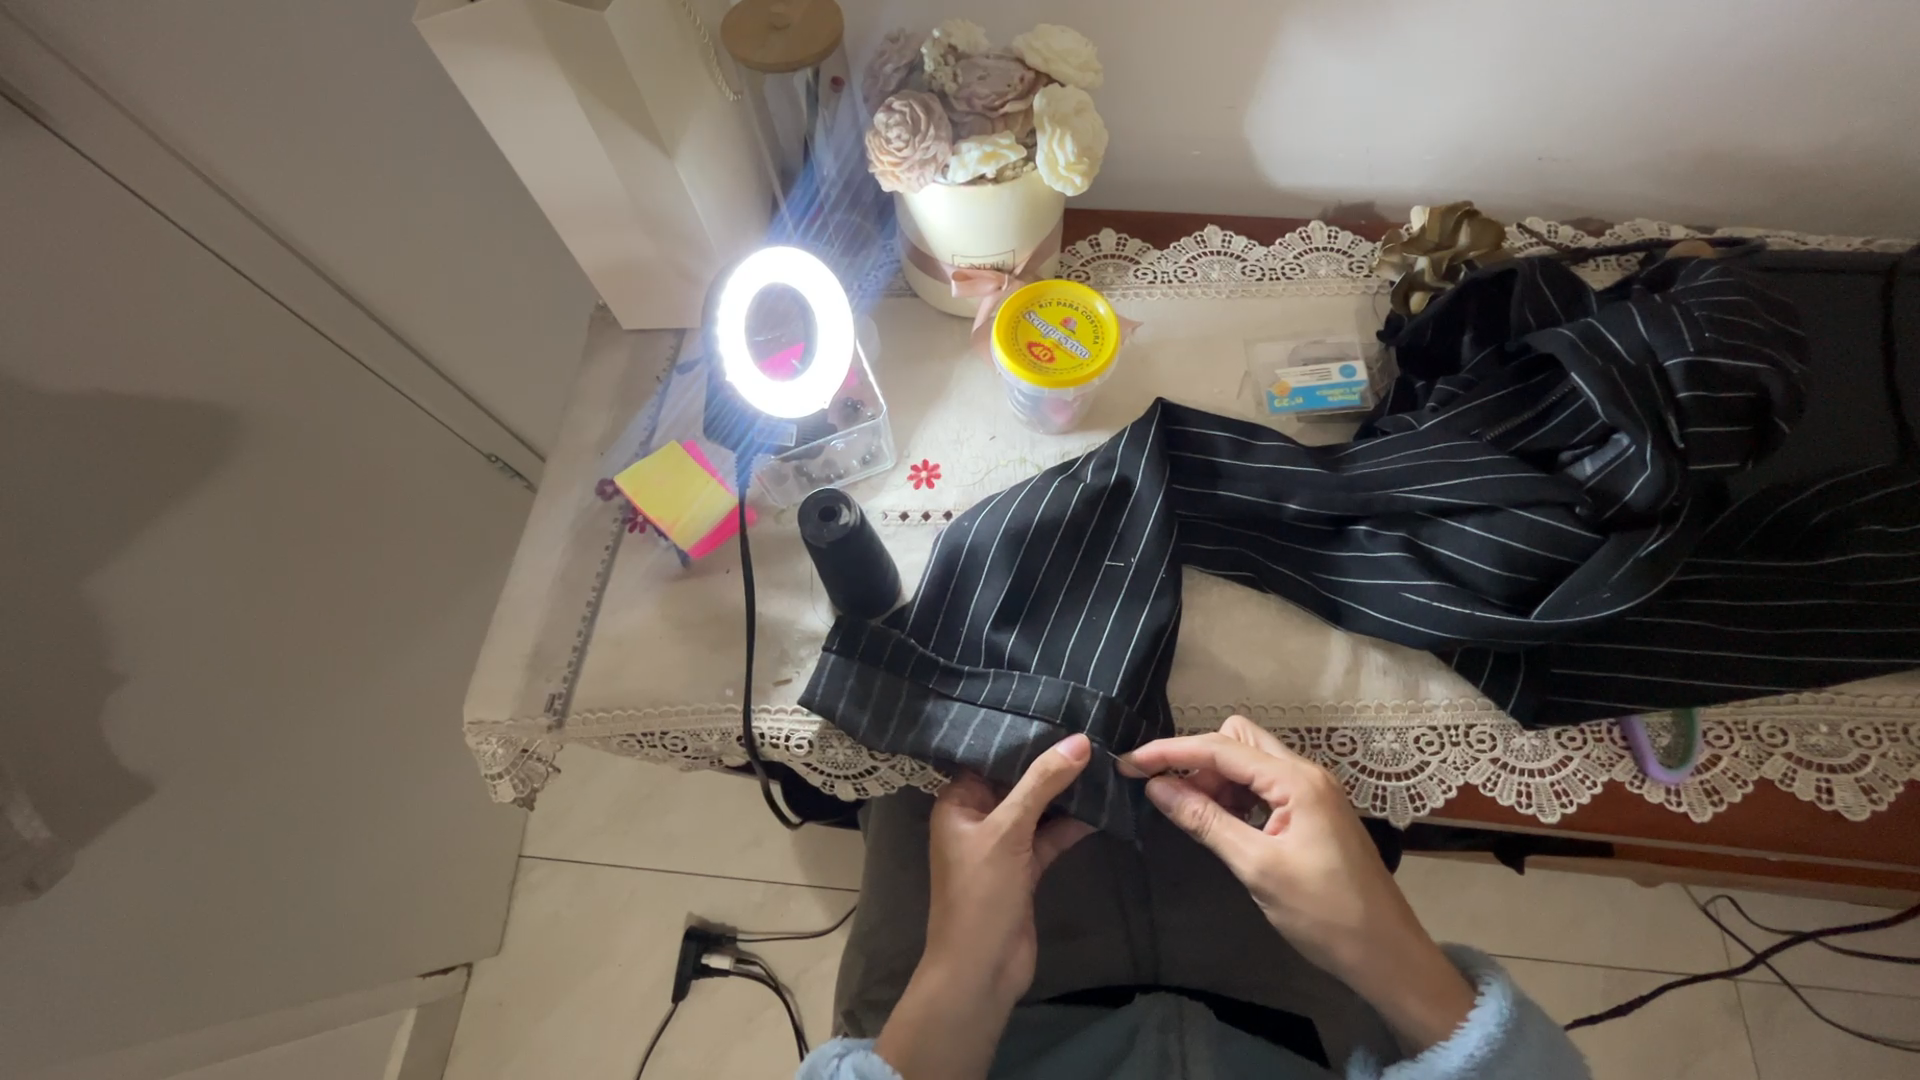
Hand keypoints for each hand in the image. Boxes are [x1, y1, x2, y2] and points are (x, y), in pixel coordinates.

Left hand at [876, 734, 1095, 1078]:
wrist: (981, 972)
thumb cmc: (981, 894)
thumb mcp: (1009, 832)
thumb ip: (1042, 784)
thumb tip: (1078, 741)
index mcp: (957, 802)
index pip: (989, 757)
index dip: (1020, 736)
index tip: (1056, 710)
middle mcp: (977, 817)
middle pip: (1016, 780)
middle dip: (1049, 763)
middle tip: (1087, 730)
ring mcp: (1002, 844)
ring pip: (1036, 808)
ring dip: (1065, 793)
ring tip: (1101, 760)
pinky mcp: (1024, 868)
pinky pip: (1049, 836)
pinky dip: (1071, 824)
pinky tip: (1102, 807)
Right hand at [1122, 716, 1473, 1050]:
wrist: (1390, 958)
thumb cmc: (1324, 915)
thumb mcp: (1256, 867)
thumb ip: (1204, 820)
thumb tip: (1156, 787)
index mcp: (1296, 780)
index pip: (1220, 748)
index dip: (1170, 752)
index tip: (1130, 763)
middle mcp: (1305, 772)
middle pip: (1237, 738)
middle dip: (1197, 758)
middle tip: (1171, 794)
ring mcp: (1313, 789)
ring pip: (1249, 759)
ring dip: (1216, 777)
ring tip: (1194, 814)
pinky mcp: (1313, 808)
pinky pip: (1263, 782)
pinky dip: (1236, 793)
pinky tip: (1223, 821)